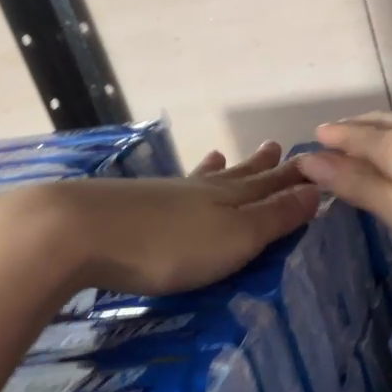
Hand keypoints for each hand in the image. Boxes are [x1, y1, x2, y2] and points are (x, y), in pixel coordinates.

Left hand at [0, 141, 320, 295]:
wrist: (75, 233)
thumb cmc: (169, 245)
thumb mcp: (235, 237)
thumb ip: (274, 217)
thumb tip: (315, 190)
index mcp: (230, 197)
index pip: (270, 184)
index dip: (292, 177)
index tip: (314, 163)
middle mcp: (199, 189)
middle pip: (237, 175)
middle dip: (260, 166)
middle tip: (276, 147)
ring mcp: (161, 194)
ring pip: (201, 178)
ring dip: (219, 169)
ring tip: (224, 155)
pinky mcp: (128, 205)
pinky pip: (170, 188)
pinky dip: (181, 181)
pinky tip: (169, 183)